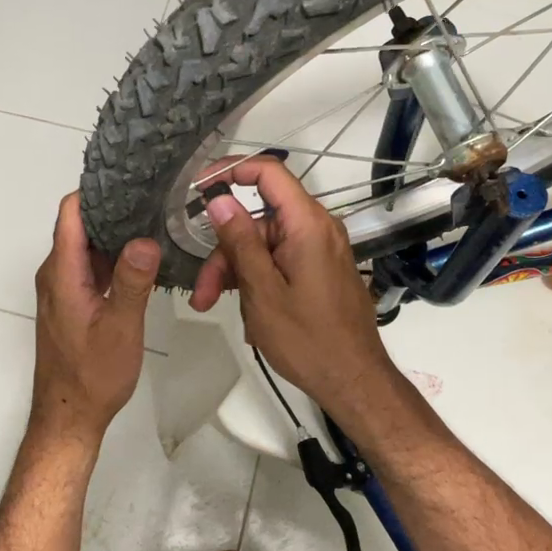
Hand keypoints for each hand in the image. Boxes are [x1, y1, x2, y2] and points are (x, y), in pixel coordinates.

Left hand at [31, 192, 160, 448]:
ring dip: (115, 235)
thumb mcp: (120, 328)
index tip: (131, 179)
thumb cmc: (93, 375)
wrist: (69, 416)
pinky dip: (113, 259)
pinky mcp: (71, 304)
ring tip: (155, 220)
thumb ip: (131, 283)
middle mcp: (56, 275)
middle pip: (79, 226)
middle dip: (113, 209)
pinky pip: (90, 269)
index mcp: (62, 273)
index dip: (97, 191)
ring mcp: (62, 290)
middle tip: (155, 197)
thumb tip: (144, 239)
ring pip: (87, 248)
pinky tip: (143, 259)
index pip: (70, 213)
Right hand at [190, 159, 399, 422]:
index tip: (198, 185)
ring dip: (236, 272)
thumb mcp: (262, 291)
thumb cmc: (308, 339)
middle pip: (258, 221)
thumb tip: (219, 200)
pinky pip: (279, 261)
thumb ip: (239, 242)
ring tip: (214, 305)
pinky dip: (257, 280)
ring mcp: (319, 250)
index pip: (268, 173)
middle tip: (202, 292)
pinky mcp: (319, 271)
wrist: (353, 381)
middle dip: (224, 251)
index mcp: (308, 224)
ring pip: (264, 245)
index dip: (231, 170)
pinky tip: (247, 313)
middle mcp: (317, 229)